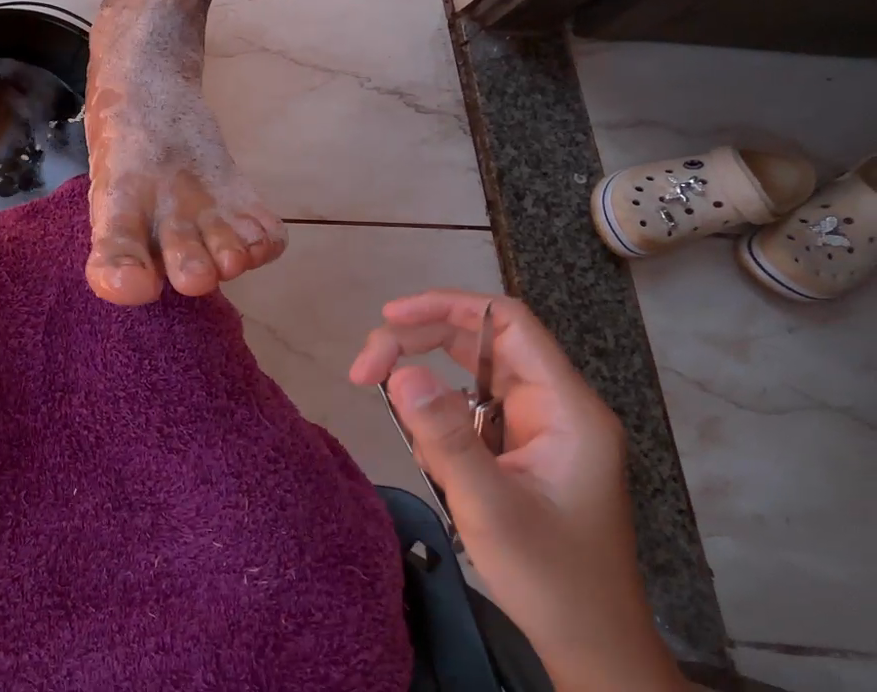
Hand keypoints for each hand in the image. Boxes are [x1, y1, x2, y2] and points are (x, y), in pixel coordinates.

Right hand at [349, 290, 684, 689]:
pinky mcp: (515, 449)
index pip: (507, 323)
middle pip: (478, 340)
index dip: (446, 306)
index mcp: (565, 409)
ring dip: (419, 379)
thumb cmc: (551, 578)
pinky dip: (431, 416)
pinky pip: (463, 409)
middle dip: (416, 342)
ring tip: (381, 402)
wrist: (589, 645)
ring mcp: (534, 428)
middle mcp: (552, 407)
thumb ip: (445, 437)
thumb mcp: (490, 507)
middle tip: (363, 371)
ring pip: (465, 372)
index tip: (388, 319)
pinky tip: (425, 452)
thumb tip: (401, 371)